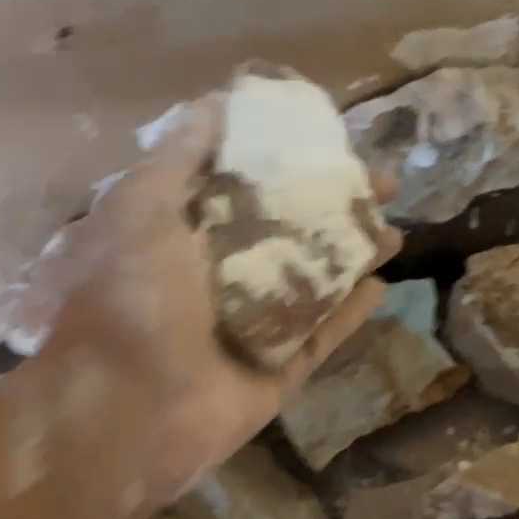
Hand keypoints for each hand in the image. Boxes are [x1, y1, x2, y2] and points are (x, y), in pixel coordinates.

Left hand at [10, 96, 402, 475]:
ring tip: (395, 230)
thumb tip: (211, 105)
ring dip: (354, 253)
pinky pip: (323, 334)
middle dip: (337, 205)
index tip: (328, 141)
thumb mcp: (140, 209)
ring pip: (315, 279)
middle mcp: (220, 275)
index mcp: (185, 234)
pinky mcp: (278, 367)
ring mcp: (253, 324)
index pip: (246, 186)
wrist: (124, 414)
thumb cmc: (130, 297)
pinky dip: (350, 311)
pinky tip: (382, 283)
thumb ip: (177, 159)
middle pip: (292, 229)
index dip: (288, 161)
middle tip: (383, 184)